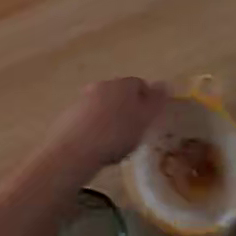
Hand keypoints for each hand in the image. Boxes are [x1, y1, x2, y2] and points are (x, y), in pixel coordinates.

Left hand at [46, 77, 167, 170]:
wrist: (73, 151)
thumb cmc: (115, 134)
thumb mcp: (144, 119)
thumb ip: (157, 101)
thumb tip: (167, 84)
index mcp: (124, 84)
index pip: (140, 84)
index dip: (147, 100)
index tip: (150, 119)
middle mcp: (103, 85)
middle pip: (120, 93)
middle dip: (127, 107)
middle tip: (133, 130)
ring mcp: (83, 99)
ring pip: (103, 105)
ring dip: (109, 117)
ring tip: (114, 141)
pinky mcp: (68, 116)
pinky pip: (87, 119)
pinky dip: (93, 127)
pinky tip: (95, 146)